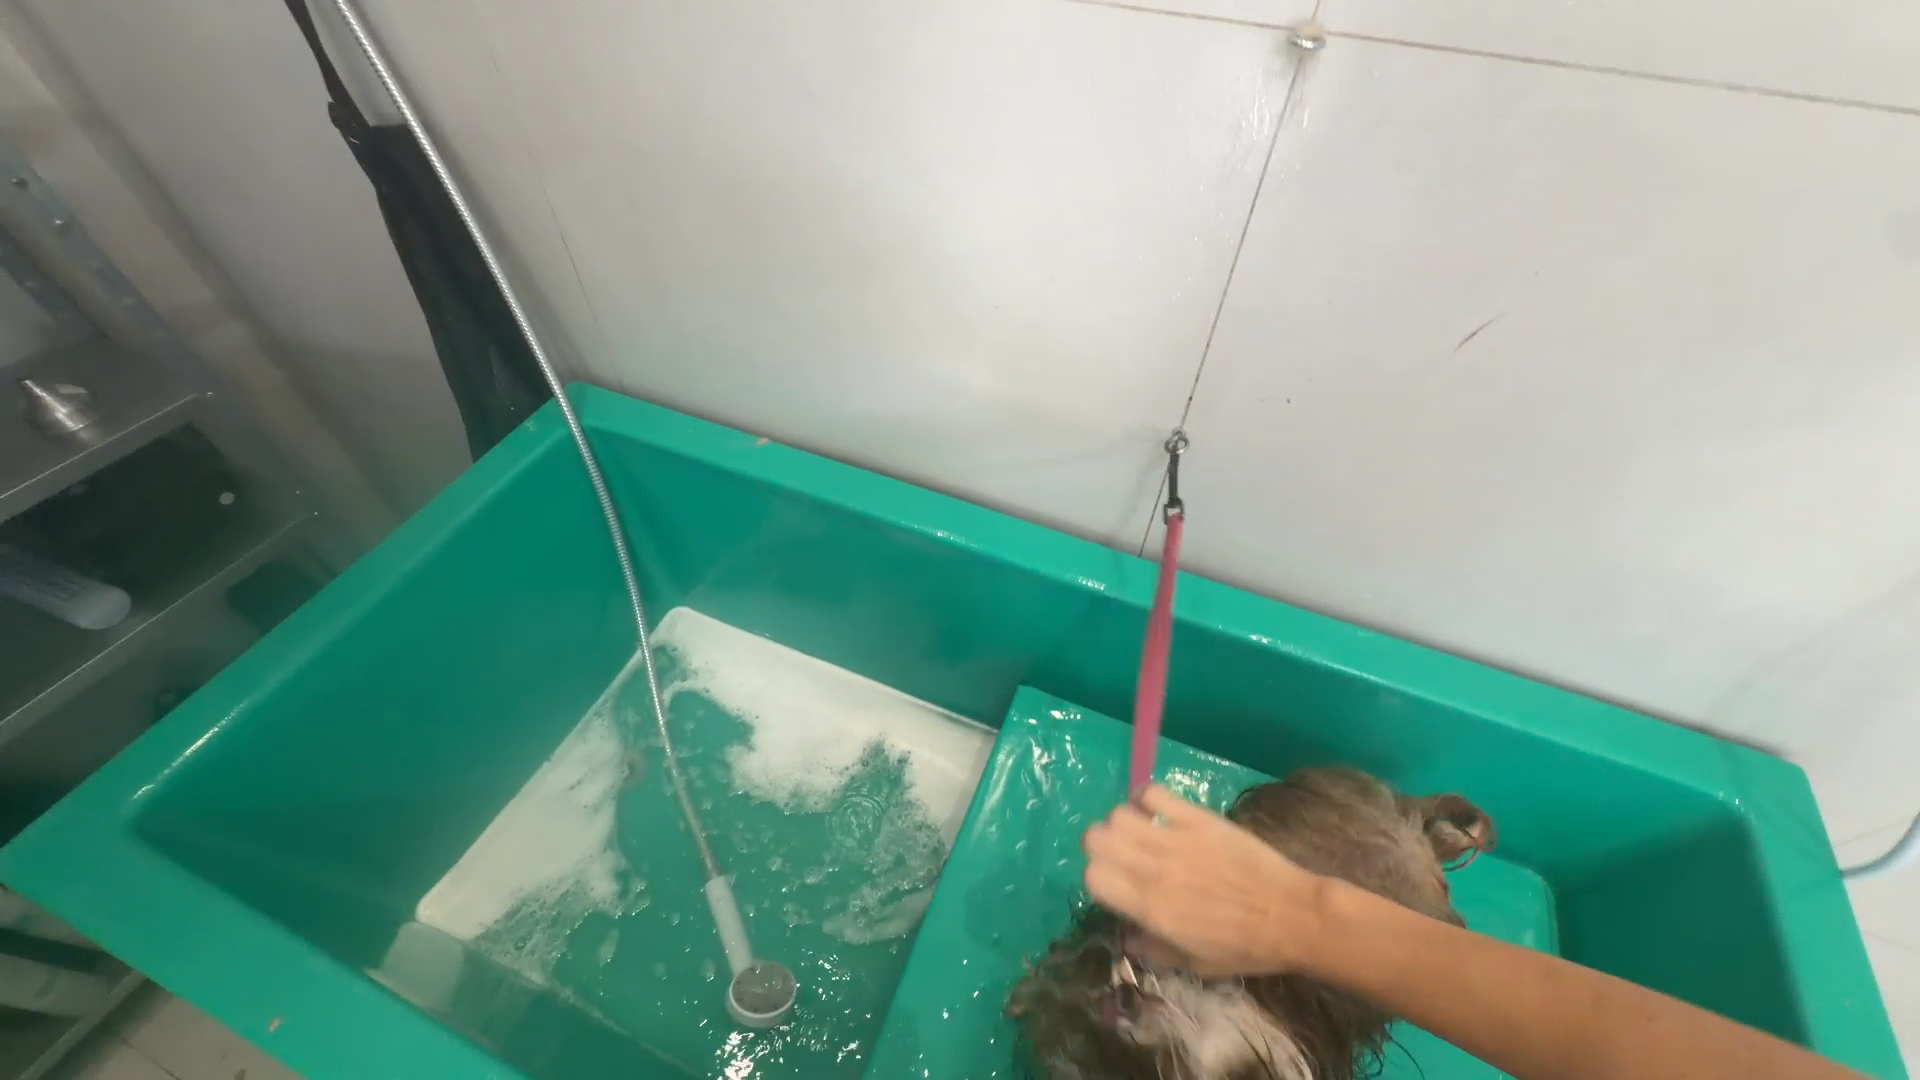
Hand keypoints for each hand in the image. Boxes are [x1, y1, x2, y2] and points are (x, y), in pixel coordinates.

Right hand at [1082, 785, 1327, 977]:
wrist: (1291, 916)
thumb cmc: (1245, 947)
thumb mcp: (1195, 964)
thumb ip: (1154, 950)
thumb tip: (1127, 937)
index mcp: (1151, 908)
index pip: (1093, 877)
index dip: (1097, 879)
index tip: (1115, 884)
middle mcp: (1154, 870)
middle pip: (1095, 838)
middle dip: (1101, 846)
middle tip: (1122, 854)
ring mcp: (1174, 839)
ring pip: (1118, 814)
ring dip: (1121, 823)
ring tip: (1140, 832)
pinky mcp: (1196, 818)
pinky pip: (1153, 793)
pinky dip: (1145, 798)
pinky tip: (1157, 812)